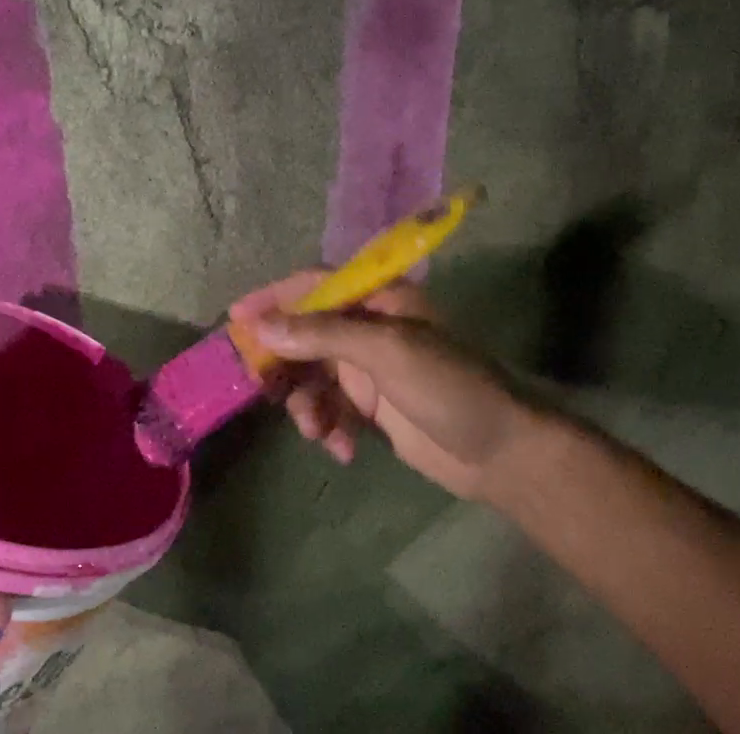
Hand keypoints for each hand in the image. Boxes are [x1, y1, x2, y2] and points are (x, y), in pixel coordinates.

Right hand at [230, 271, 542, 500]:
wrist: (503, 454)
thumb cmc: (449, 386)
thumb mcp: (385, 351)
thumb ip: (320, 334)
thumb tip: (259, 326)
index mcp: (379, 300)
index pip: (313, 284)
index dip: (273, 297)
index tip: (236, 317)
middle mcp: (369, 328)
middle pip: (304, 335)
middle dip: (284, 365)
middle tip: (263, 389)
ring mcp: (369, 370)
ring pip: (311, 377)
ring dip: (306, 405)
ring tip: (317, 430)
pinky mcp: (371, 407)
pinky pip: (329, 409)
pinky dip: (328, 427)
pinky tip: (343, 449)